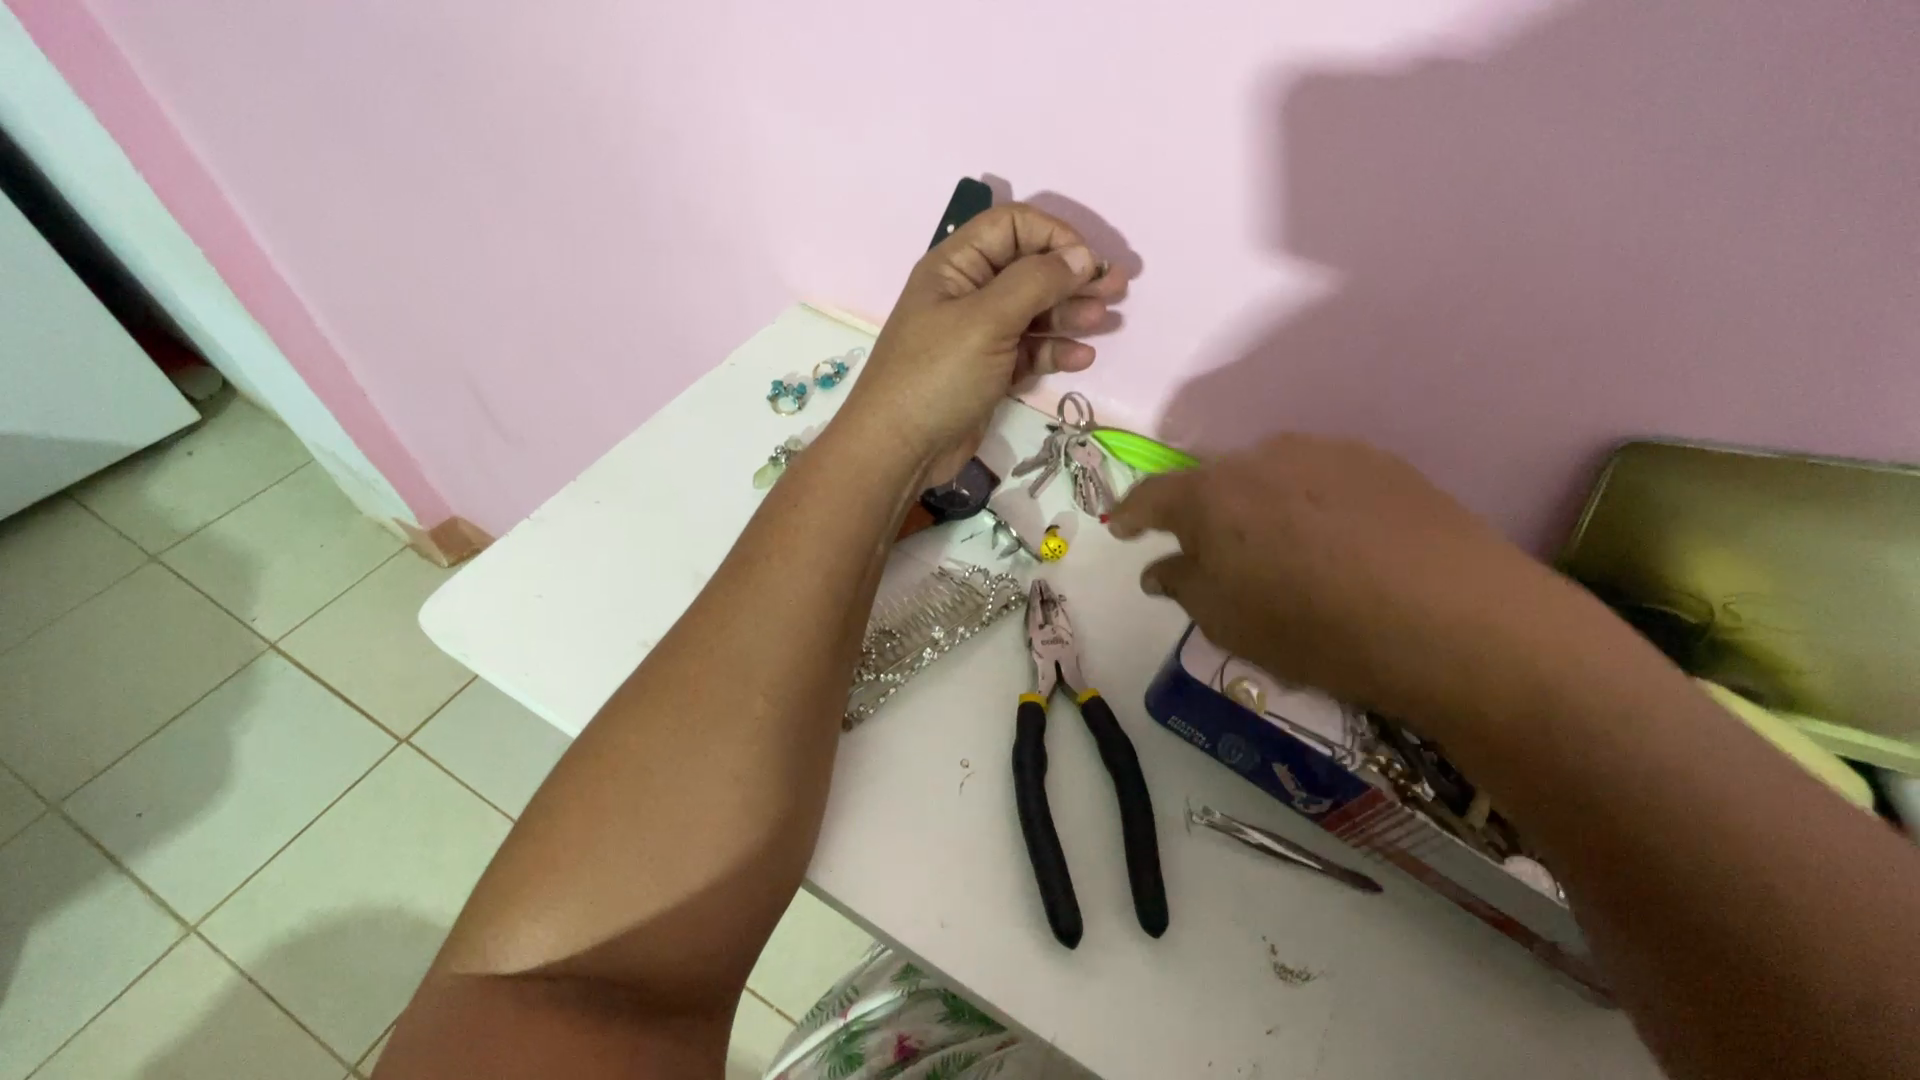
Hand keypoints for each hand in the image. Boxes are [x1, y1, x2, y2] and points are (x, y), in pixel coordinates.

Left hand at [840, 203, 1127, 481]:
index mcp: (955, 266)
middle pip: (1029, 268)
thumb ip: (1036, 282)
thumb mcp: (986, 320)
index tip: (1087, 261)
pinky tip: (1082, 358)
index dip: (1053, 235)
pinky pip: (1029, 351)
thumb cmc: (937, 375)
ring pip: (1033, 311)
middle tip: (1118, 287)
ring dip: (1070, 313)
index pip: (1012, 227)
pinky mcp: (988, 372)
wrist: (900, 449)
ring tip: (1105, 321)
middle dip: (1072, 275)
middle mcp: (967, 293)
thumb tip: (1081, 255)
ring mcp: (978, 335)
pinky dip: (1054, 350)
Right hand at [1110, 436, 1607, 726]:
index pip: (1153, 495)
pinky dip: (1310, 504)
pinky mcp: (1380, 462)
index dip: (1132, 512)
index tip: (1119, 527)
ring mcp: (1325, 452)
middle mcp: (1261, 457)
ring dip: (1260, 506)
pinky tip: (1336, 541)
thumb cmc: (1315, 629)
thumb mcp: (1228, 623)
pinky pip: (1321, 478)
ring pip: (1270, 475)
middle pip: (1215, 481)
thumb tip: (1161, 566)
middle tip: (1211, 553)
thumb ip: (1184, 585)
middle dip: (1203, 514)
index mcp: (1212, 495)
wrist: (1453, 619)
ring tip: (1280, 548)